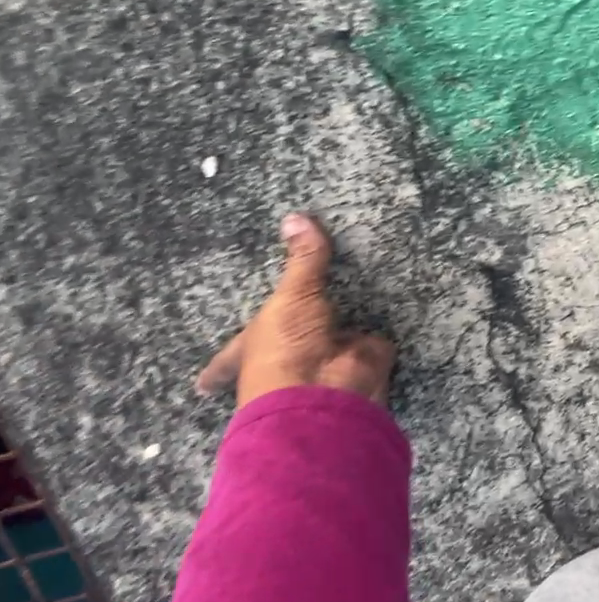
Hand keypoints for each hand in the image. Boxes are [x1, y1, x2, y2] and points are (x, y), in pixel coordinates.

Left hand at [195, 213, 396, 409]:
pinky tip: (394, 308)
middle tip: (290, 330)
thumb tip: (295, 216)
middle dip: (289, 343)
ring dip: (340, 331)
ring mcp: (329, 357)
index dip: (218, 368)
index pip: (230, 357)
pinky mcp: (368, 354)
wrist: (332, 385)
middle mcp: (289, 357)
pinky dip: (383, 324)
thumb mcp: (291, 298)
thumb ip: (302, 260)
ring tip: (349, 310)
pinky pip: (377, 332)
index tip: (201, 385)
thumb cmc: (288, 347)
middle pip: (287, 345)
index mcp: (253, 351)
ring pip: (332, 339)